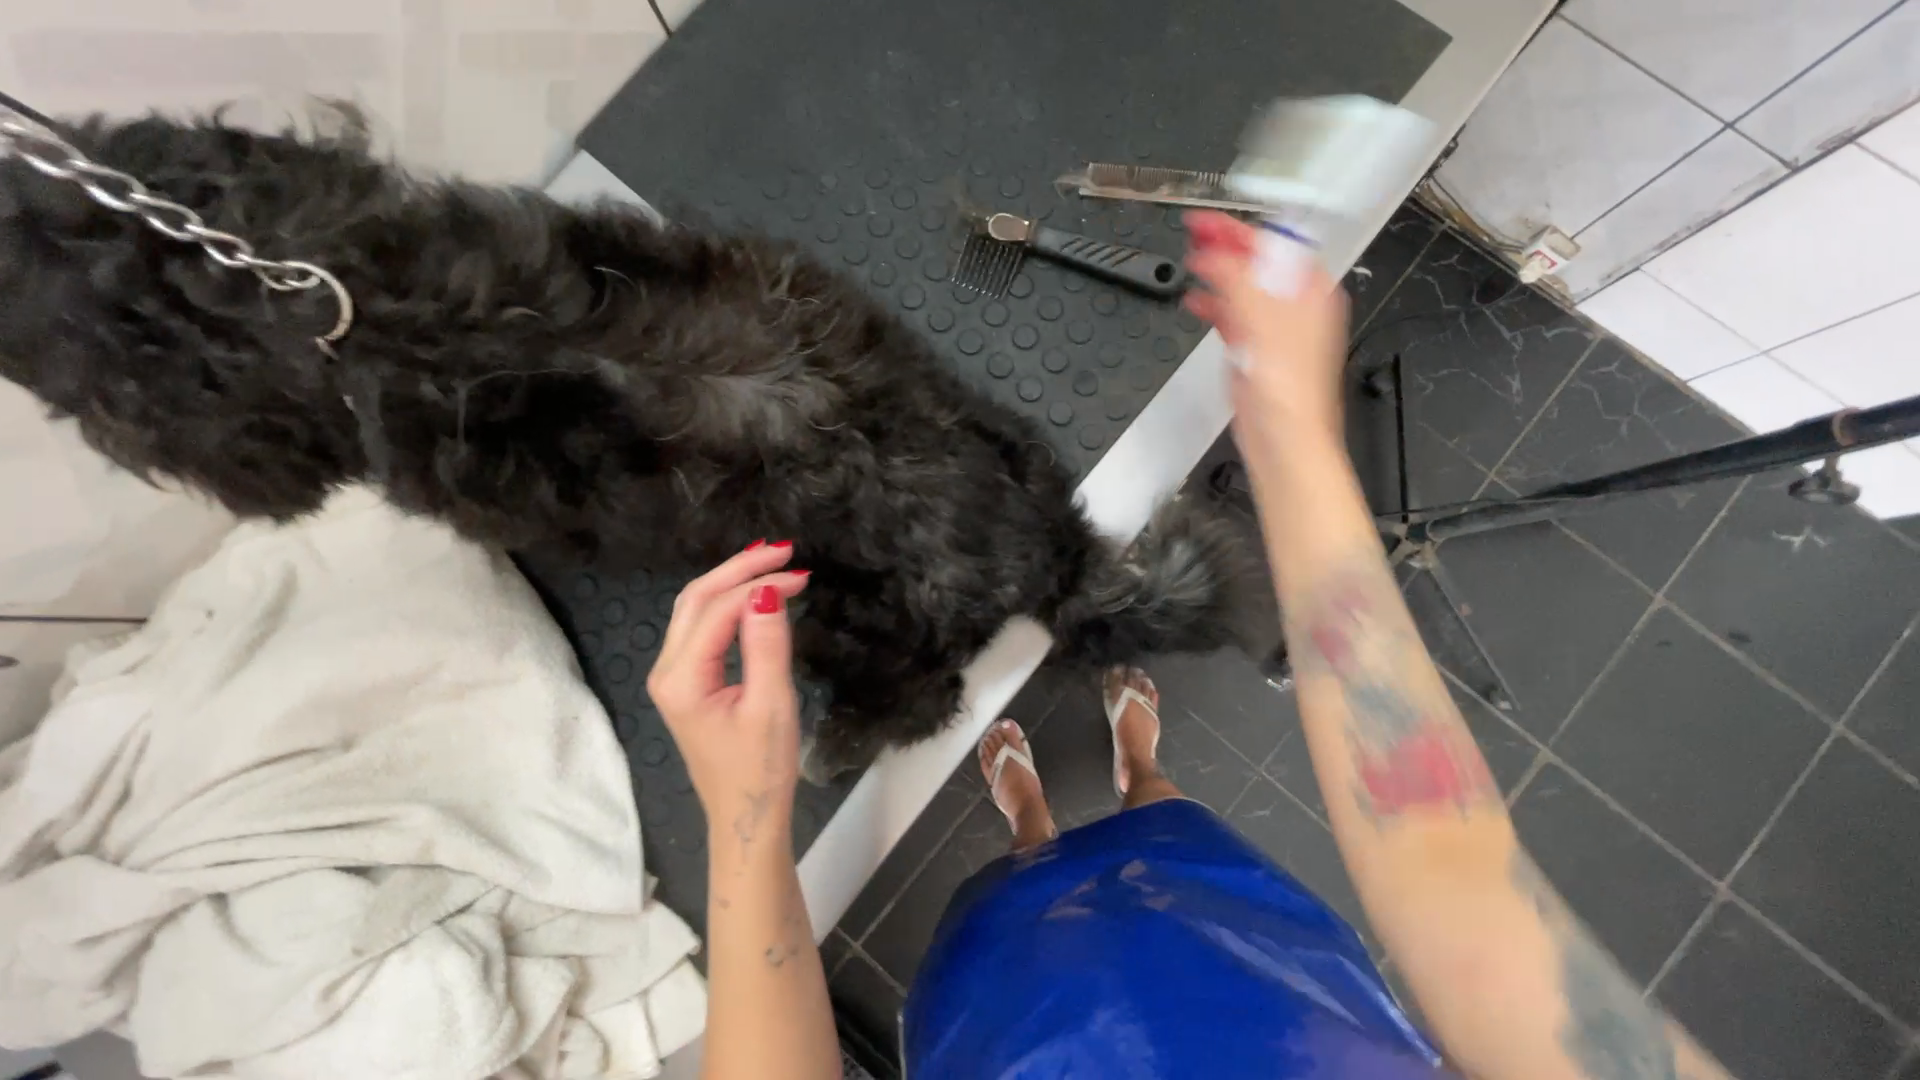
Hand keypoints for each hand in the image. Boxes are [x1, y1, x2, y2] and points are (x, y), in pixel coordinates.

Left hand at [647, 542, 811, 860]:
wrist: (746, 818)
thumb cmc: (761, 769)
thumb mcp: (772, 705)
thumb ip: (768, 644)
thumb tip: (769, 589)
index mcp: (681, 677)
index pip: (717, 609)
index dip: (758, 584)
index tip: (803, 574)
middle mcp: (667, 670)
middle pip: (696, 599)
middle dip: (738, 568)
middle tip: (784, 550)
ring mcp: (674, 676)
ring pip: (695, 609)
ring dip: (731, 581)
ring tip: (771, 560)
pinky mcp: (688, 682)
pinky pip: (703, 628)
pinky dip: (728, 603)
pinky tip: (754, 593)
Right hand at [1182, 211, 1351, 458]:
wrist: (1283, 439)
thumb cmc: (1289, 394)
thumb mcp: (1262, 322)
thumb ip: (1238, 282)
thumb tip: (1215, 256)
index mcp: (1310, 292)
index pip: (1274, 245)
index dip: (1238, 229)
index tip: (1206, 220)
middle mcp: (1295, 306)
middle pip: (1257, 263)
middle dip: (1224, 245)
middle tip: (1194, 231)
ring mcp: (1273, 329)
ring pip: (1242, 287)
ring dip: (1216, 272)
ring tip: (1191, 259)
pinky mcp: (1254, 351)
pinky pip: (1231, 316)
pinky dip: (1213, 304)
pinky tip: (1195, 300)